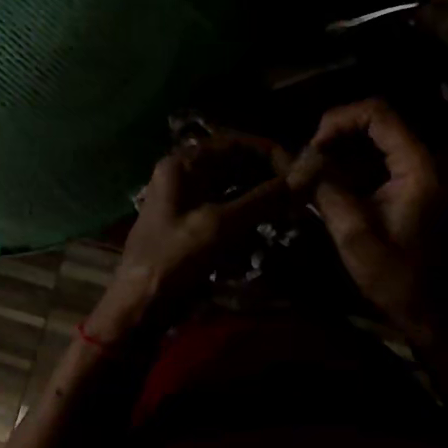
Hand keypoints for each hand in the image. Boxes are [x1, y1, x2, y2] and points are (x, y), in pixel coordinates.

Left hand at [84, 135, 290, 348]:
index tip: (301, 173)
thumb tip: (308, 175)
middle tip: (301, 196)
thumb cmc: (173, 259)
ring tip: (291, 213)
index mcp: (182, 164)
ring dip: (262, 199)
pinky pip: (227, 211)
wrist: (139, 305)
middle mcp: (183, 175)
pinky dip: (249, 217)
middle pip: (236, 164)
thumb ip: (264, 199)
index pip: (235, 143)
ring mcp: (187, 200)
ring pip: (234, 188)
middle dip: (268, 178)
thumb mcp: (220, 226)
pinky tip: (269, 229)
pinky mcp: (192, 225)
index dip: (270, 154)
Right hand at [290, 100, 444, 340]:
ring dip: (339, 150)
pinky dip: (350, 165)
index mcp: (418, 166)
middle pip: (375, 121)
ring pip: (373, 139)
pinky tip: (328, 185)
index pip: (377, 114)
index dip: (338, 121)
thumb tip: (296, 160)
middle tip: (307, 161)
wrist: (429, 310)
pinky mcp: (410, 186)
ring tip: (312, 174)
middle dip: (335, 135)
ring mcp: (419, 172)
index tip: (313, 148)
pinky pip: (377, 160)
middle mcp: (423, 160)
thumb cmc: (396, 276)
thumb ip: (325, 189)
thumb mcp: (353, 233)